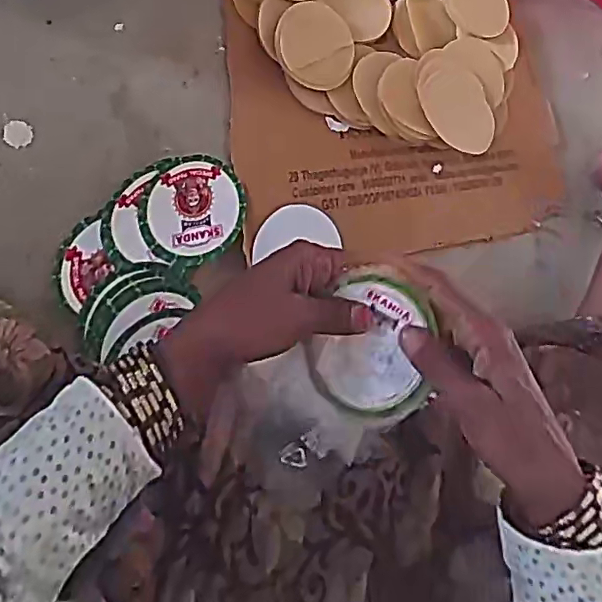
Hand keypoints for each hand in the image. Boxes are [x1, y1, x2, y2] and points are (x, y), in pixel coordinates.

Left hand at [156, 241, 371, 418]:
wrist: (203, 346)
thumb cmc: (251, 322)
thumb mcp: (299, 318)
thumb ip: (337, 313)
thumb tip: (373, 314)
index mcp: (305, 255)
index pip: (352, 262)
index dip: (374, 281)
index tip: (398, 303)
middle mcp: (299, 263)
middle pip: (342, 278)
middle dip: (362, 298)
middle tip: (392, 323)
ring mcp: (289, 284)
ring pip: (329, 295)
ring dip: (345, 312)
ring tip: (376, 333)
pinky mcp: (281, 304)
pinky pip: (314, 307)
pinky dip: (328, 320)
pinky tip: (344, 338)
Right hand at [396, 265, 585, 527]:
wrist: (548, 475)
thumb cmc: (513, 441)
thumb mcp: (471, 406)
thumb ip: (438, 366)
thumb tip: (405, 328)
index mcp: (487, 333)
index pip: (444, 289)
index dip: (413, 271)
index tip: (381, 259)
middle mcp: (489, 331)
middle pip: (444, 296)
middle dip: (410, 284)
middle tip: (372, 283)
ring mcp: (489, 347)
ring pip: (446, 317)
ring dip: (417, 307)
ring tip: (381, 303)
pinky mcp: (485, 365)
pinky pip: (451, 338)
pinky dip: (428, 332)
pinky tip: (406, 340)